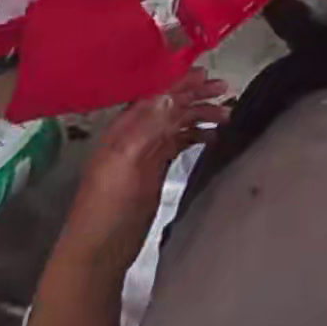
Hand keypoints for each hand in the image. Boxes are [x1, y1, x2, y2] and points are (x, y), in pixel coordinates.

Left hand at [64, 68, 228, 258]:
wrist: (99, 251)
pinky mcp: (157, 169)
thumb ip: (148, 128)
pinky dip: (198, 135)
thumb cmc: (107, 205)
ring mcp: (148, 152)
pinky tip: (215, 137)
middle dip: (196, 95)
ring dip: (201, 115)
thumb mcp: (125, 162)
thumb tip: (172, 96)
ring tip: (228, 116)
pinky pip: (181, 142)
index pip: (157, 95)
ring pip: (179, 123)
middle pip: (171, 106)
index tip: (207, 73)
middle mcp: (137, 134)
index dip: (180, 82)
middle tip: (225, 89)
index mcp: (125, 128)